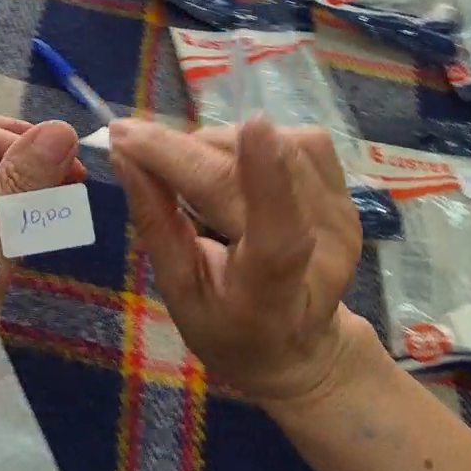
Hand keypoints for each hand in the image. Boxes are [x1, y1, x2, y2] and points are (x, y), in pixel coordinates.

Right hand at [107, 117, 376, 408]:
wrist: (296, 345)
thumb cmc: (227, 327)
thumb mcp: (179, 291)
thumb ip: (156, 224)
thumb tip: (124, 156)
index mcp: (274, 293)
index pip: (278, 235)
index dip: (266, 178)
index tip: (249, 126)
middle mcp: (323, 251)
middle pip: (250, 180)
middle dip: (179, 149)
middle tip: (125, 135)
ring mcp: (341, 218)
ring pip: (274, 148)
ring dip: (212, 145)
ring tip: (182, 167)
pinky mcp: (346, 194)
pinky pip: (299, 141)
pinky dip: (249, 141)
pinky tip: (225, 162)